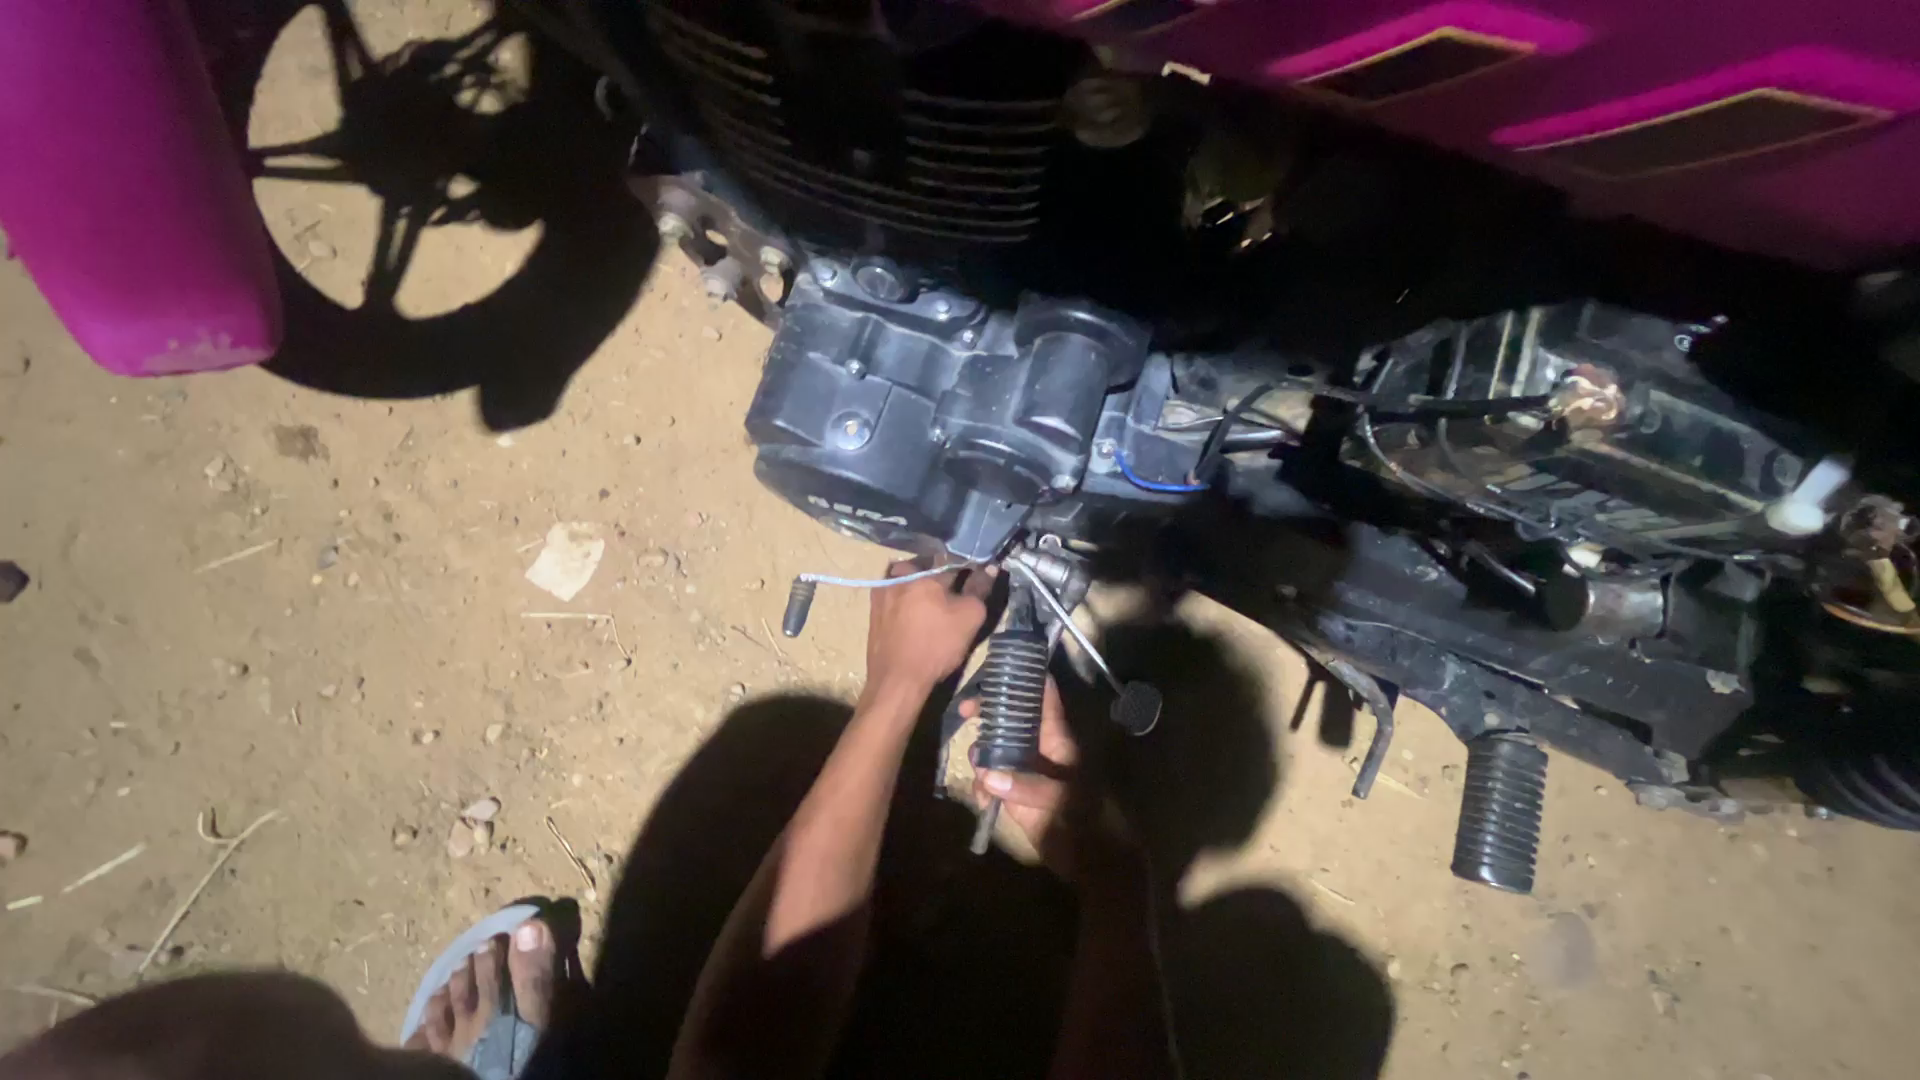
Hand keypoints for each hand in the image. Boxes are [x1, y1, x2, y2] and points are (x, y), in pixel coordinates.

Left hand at [864, 558, 992, 695]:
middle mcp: (898, 573)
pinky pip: (897, 594)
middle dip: (943, 574)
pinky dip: (909, 599)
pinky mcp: (874, 608)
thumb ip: (980, 587)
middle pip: (929, 566)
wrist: (897, 680)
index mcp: (923, 570)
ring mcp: (881, 590)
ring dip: (924, 585)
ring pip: (910, 579)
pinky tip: (918, 616)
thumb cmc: (936, 646)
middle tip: (955, 593)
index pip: (953, 559)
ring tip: (936, 606)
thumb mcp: (970, 616)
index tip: (976, 577)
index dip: (968, 567)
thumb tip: (989, 566)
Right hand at [968, 678, 1135, 881]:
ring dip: (981, 755)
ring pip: (995, 751)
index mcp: (1057, 740)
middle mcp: (1039, 750)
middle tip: (965, 711)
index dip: (1025, 680)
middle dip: (989, 713)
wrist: (1093, 865)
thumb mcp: (1063, 799)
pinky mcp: (1014, 797)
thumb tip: (986, 774)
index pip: (1043, 700)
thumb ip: (1027, 786)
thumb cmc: (1090, 822)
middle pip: (1011, 720)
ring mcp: (1025, 773)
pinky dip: (982, 788)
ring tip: (976, 766)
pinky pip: (990, 784)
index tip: (999, 667)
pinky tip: (983, 800)